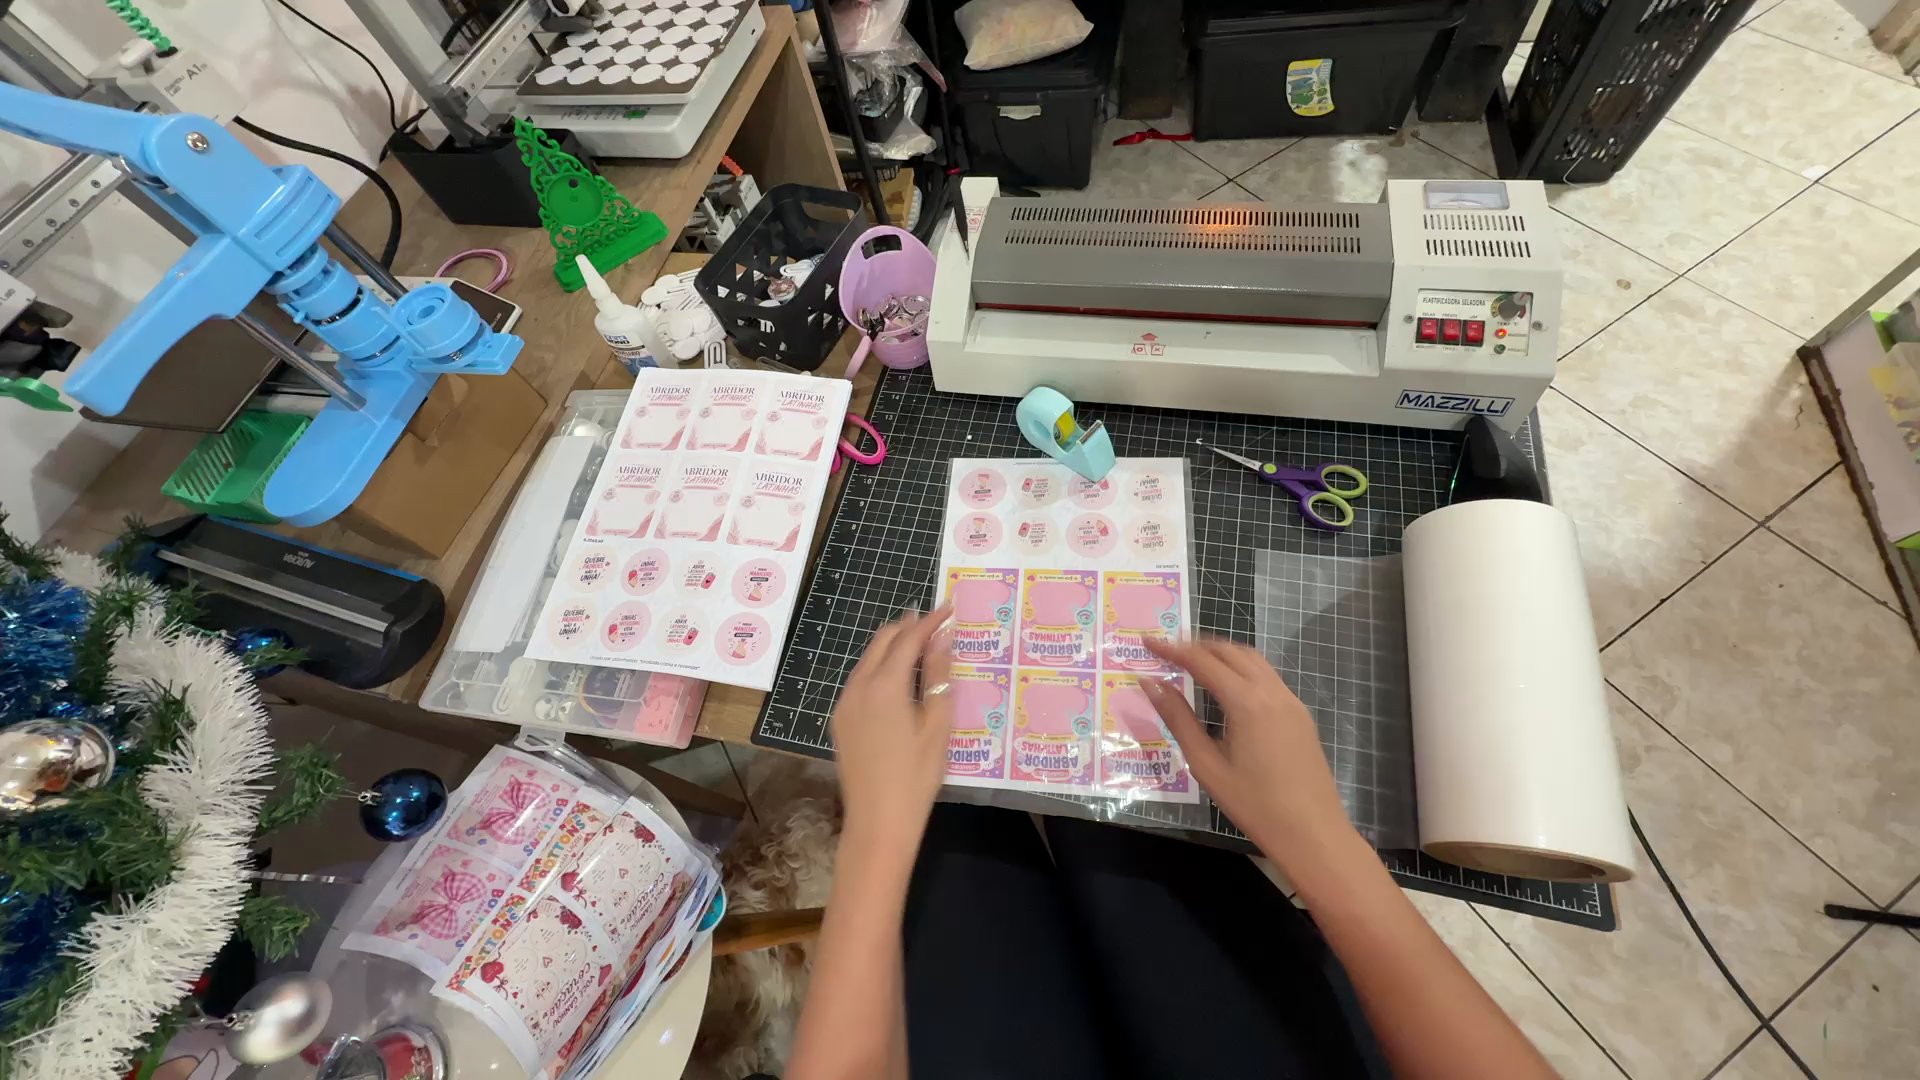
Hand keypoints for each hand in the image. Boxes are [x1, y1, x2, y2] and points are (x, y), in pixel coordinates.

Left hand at [830, 605, 954, 849]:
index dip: (930, 621)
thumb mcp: (937, 725)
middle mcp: (858, 686)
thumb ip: (939, 676)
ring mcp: (845, 703)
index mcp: (885, 685)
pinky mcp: (840, 720)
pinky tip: (899, 678)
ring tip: (923, 645)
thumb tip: (943, 636)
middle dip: (909, 627)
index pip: (909, 638)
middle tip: (936, 623)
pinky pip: (860, 679)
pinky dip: (880, 667)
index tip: (950, 607)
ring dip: (893, 645)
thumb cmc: (917, 776)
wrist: (878, 822)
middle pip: (883, 641)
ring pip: (868, 658)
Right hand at [1142, 637, 1355, 855]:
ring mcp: (1290, 701)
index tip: (1147, 641)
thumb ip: (1178, 719)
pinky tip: (1225, 686)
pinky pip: (1267, 676)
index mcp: (1246, 703)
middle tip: (1166, 650)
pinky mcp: (1300, 714)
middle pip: (1229, 651)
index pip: (1202, 661)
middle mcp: (1271, 692)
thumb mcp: (1206, 765)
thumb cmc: (1254, 805)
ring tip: (1192, 661)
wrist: (1314, 835)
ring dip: (1221, 653)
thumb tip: (1150, 683)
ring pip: (1252, 659)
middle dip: (1196, 645)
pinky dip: (1241, 668)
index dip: (1172, 648)